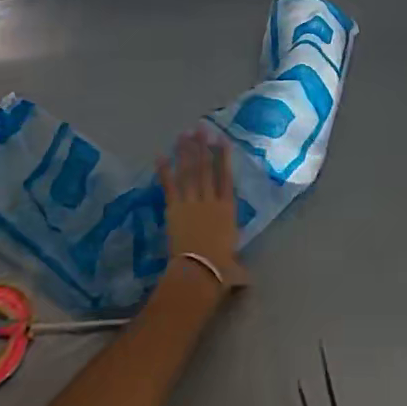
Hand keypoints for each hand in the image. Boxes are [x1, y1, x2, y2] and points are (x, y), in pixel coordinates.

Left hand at [158, 131, 248, 289]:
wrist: (200, 270)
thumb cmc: (221, 268)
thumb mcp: (236, 265)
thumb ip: (239, 265)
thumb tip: (246, 277)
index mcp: (227, 208)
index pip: (225, 176)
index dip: (223, 157)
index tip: (221, 140)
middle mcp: (210, 199)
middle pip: (206, 168)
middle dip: (202, 146)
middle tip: (200, 128)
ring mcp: (192, 201)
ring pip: (189, 171)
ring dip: (185, 152)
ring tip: (184, 134)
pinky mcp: (174, 208)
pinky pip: (169, 185)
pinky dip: (164, 170)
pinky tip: (160, 155)